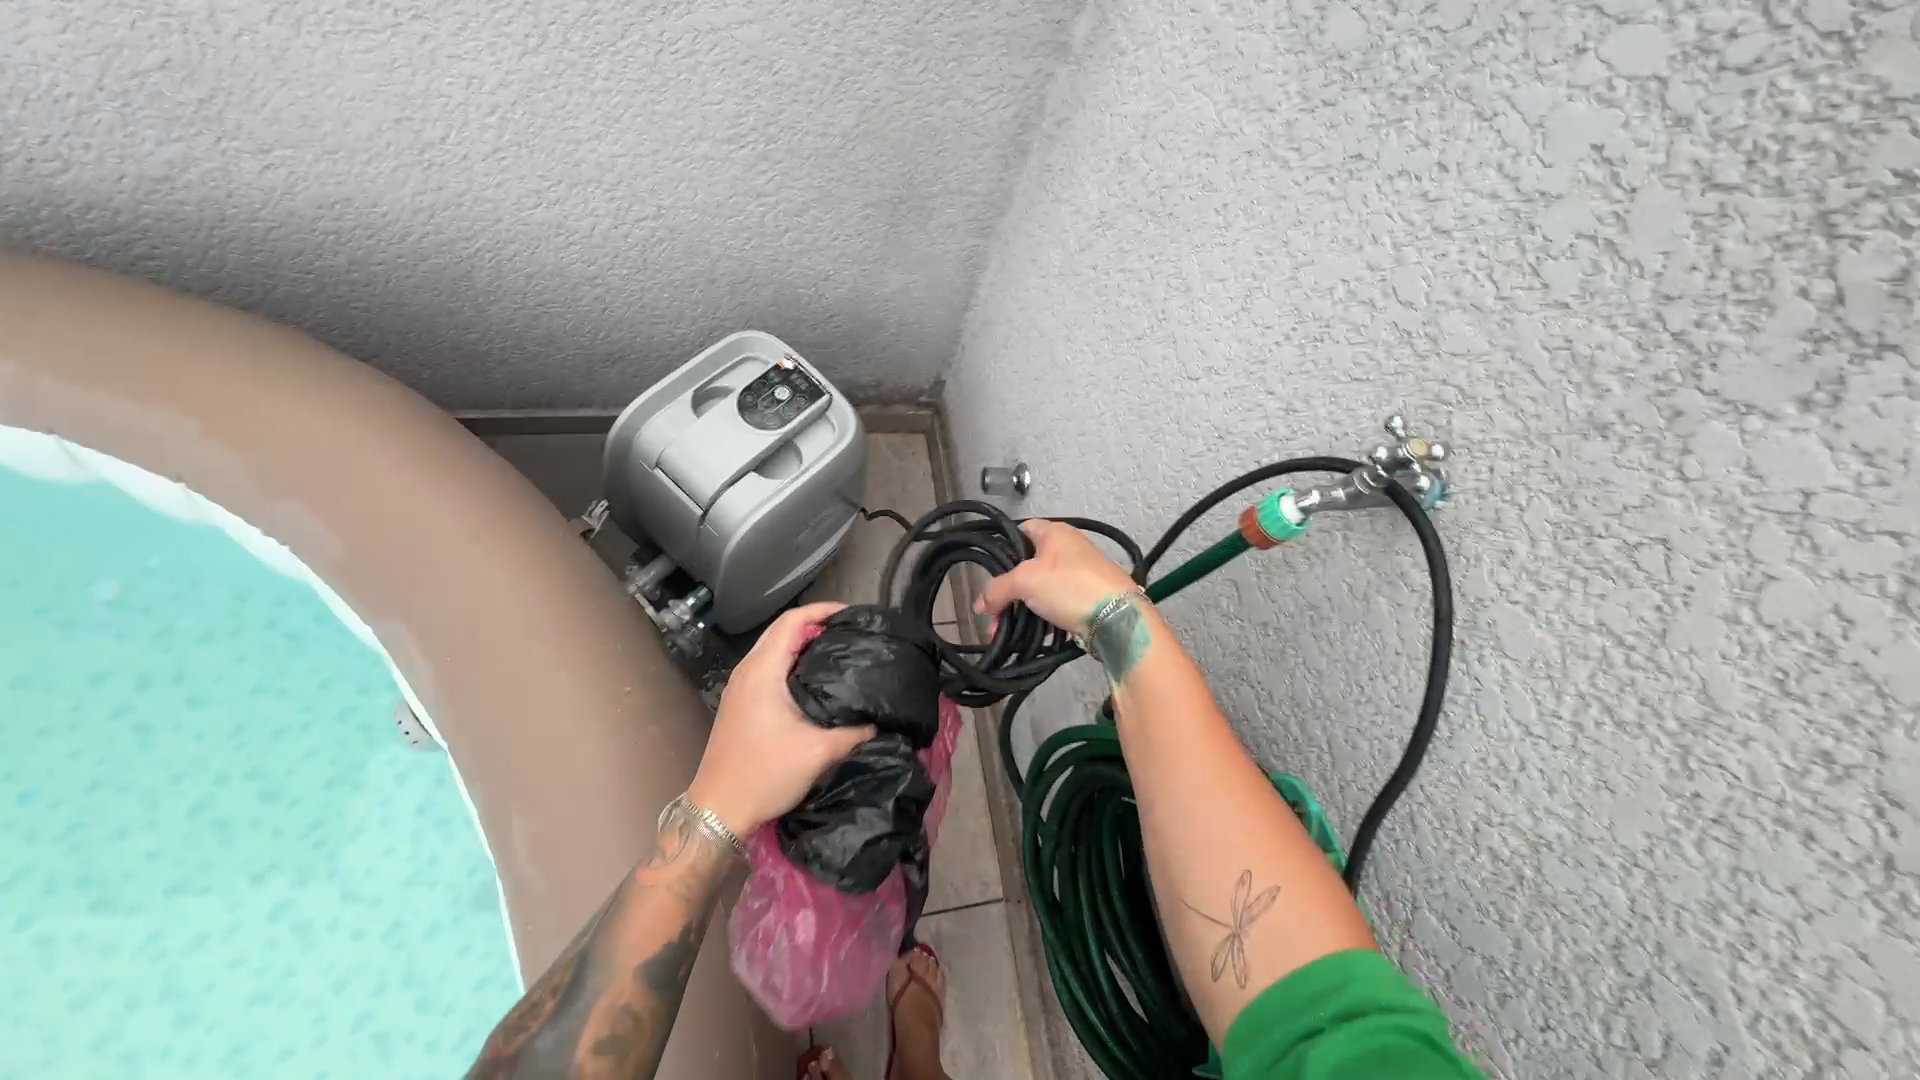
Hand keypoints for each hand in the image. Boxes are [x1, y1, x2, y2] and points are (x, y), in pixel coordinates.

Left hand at [688, 602, 876, 835]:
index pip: (792, 621)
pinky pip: (768, 667)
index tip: (851, 614)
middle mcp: (748, 671)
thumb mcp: (818, 753)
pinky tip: (815, 680)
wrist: (718, 809)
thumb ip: (854, 732)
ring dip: (802, 643)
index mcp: (762, 672)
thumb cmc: (764, 774)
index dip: (821, 610)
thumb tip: (880, 719)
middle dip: (815, 623)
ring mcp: (740, 687)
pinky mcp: (740, 703)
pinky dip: (791, 661)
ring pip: (773, 649)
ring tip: (837, 650)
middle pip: (781, 630)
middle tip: (849, 631)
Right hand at [974, 519, 1139, 634]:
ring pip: (1041, 589)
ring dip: (1023, 609)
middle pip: (1028, 565)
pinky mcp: (1086, 598)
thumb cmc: (1071, 585)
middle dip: (1008, 590)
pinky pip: (1056, 606)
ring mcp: (1079, 574)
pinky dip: (1042, 618)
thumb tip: (981, 604)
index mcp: (1055, 532)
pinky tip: (1032, 634)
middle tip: (994, 611)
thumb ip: (997, 589)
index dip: (1004, 547)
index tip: (991, 570)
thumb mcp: (1025, 581)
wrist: (1116, 617)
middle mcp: (1068, 548)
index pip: (1021, 530)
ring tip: (1006, 630)